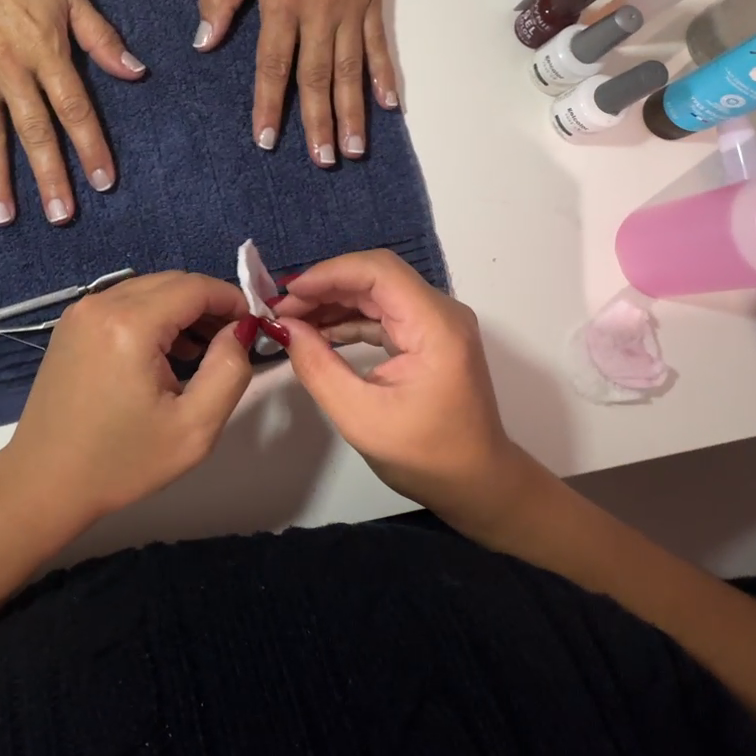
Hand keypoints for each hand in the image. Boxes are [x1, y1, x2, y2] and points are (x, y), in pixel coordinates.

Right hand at [0, 0, 144, 225]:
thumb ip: (101, 38)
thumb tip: (135, 72)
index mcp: (46, 51)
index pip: (75, 109)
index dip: (92, 148)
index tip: (104, 182)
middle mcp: (10, 68)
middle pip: (34, 132)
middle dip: (49, 177)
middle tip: (60, 215)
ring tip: (3, 215)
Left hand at [2, 272, 253, 517]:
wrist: (44, 483)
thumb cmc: (122, 462)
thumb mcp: (194, 427)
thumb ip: (230, 369)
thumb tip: (242, 329)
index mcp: (130, 323)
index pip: (196, 287)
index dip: (233, 300)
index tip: (256, 326)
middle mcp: (101, 304)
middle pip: (172, 283)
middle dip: (209, 305)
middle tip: (233, 343)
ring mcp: (80, 312)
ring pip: (148, 290)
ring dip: (181, 311)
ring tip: (203, 354)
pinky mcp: (70, 326)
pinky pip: (124, 304)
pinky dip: (152, 317)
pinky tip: (165, 355)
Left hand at [196, 0, 399, 166]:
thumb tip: (203, 42)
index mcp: (282, 3)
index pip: (274, 65)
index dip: (269, 104)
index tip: (267, 140)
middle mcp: (319, 13)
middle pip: (317, 78)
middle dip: (318, 123)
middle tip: (323, 161)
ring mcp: (350, 9)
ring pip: (351, 70)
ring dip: (353, 113)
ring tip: (354, 149)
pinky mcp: (372, 0)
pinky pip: (379, 45)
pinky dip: (384, 76)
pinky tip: (389, 106)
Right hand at [272, 250, 537, 531]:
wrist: (475, 483)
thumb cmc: (424, 455)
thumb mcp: (359, 416)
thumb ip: (318, 367)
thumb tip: (284, 327)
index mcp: (435, 326)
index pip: (378, 272)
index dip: (329, 274)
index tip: (287, 294)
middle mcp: (441, 313)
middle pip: (375, 277)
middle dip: (324, 288)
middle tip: (280, 310)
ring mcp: (436, 323)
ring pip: (376, 292)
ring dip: (332, 302)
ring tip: (290, 321)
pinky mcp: (427, 336)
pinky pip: (382, 312)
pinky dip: (348, 318)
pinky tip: (317, 333)